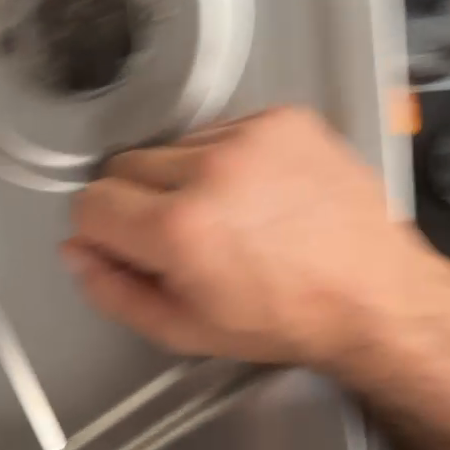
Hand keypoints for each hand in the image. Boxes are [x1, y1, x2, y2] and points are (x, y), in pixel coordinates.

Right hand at [63, 106, 442, 371]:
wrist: (374, 294)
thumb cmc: (281, 319)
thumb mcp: (183, 330)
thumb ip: (112, 291)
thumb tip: (75, 252)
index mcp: (178, 229)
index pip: (90, 202)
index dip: (100, 230)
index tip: (126, 245)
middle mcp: (209, 170)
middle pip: (123, 167)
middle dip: (137, 203)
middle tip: (180, 237)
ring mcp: (249, 137)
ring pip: (168, 147)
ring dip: (179, 177)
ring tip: (226, 215)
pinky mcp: (281, 119)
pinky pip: (217, 129)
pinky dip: (222, 159)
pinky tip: (253, 193)